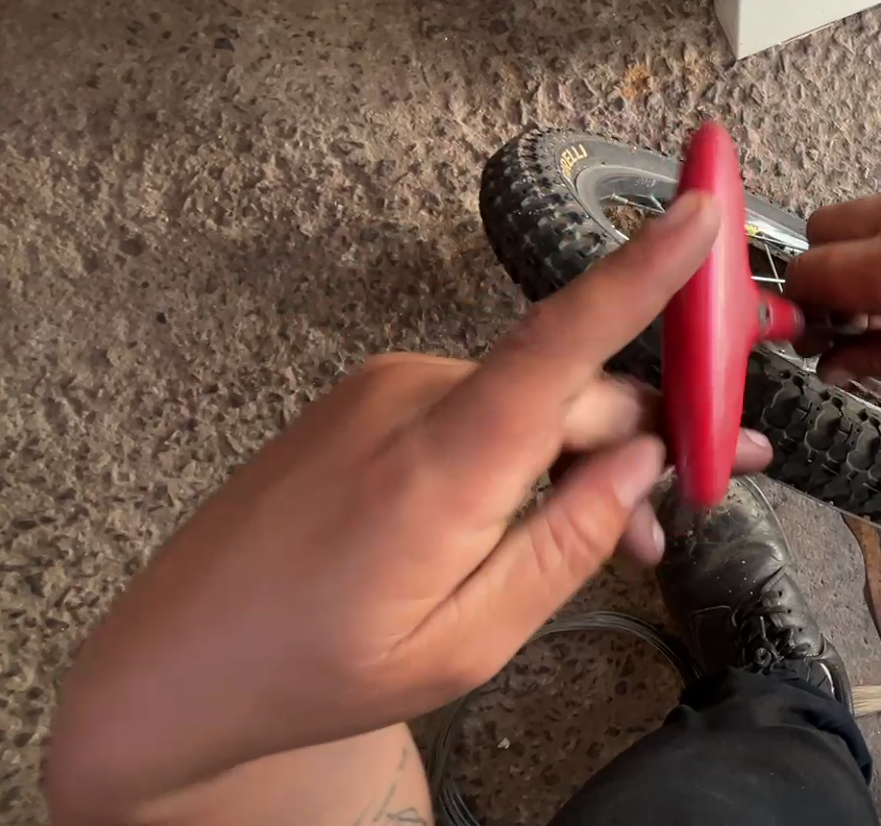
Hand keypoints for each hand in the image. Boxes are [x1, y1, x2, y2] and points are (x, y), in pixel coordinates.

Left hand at [46, 193, 769, 820]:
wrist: (168, 667)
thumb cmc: (321, 669)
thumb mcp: (471, 640)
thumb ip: (573, 540)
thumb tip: (647, 458)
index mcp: (442, 461)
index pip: (560, 340)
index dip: (641, 271)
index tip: (700, 211)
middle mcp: (420, 393)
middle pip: (581, 390)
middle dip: (652, 435)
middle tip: (712, 485)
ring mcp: (398, 383)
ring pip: (549, 401)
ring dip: (597, 454)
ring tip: (623, 529)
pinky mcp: (390, 390)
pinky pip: (505, 405)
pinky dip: (546, 446)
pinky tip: (551, 503)